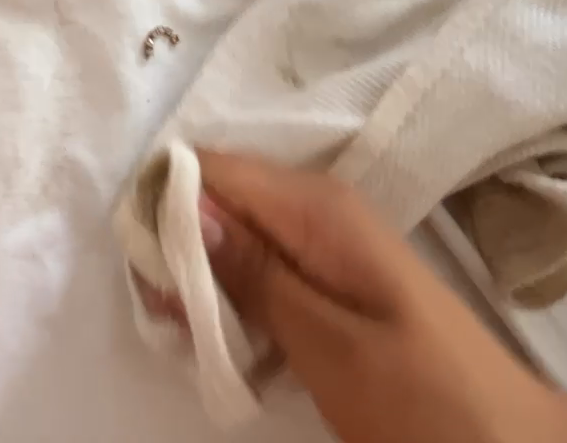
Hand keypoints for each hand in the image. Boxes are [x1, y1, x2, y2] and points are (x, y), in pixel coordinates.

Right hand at [195, 151, 566, 442]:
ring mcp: (322, 233)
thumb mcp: (330, 344)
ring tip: (180, 319)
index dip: (166, 200)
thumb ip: (254, 273)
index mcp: (314, 205)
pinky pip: (256, 254)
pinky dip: (228, 282)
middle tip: (158, 302)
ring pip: (232, 224)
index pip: (211, 167)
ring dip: (198, 265)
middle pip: (217, 192)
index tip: (143, 259)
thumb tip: (183, 208)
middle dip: (176, 235)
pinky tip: (219, 321)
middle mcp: (314, 203)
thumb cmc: (423, 399)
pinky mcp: (325, 266)